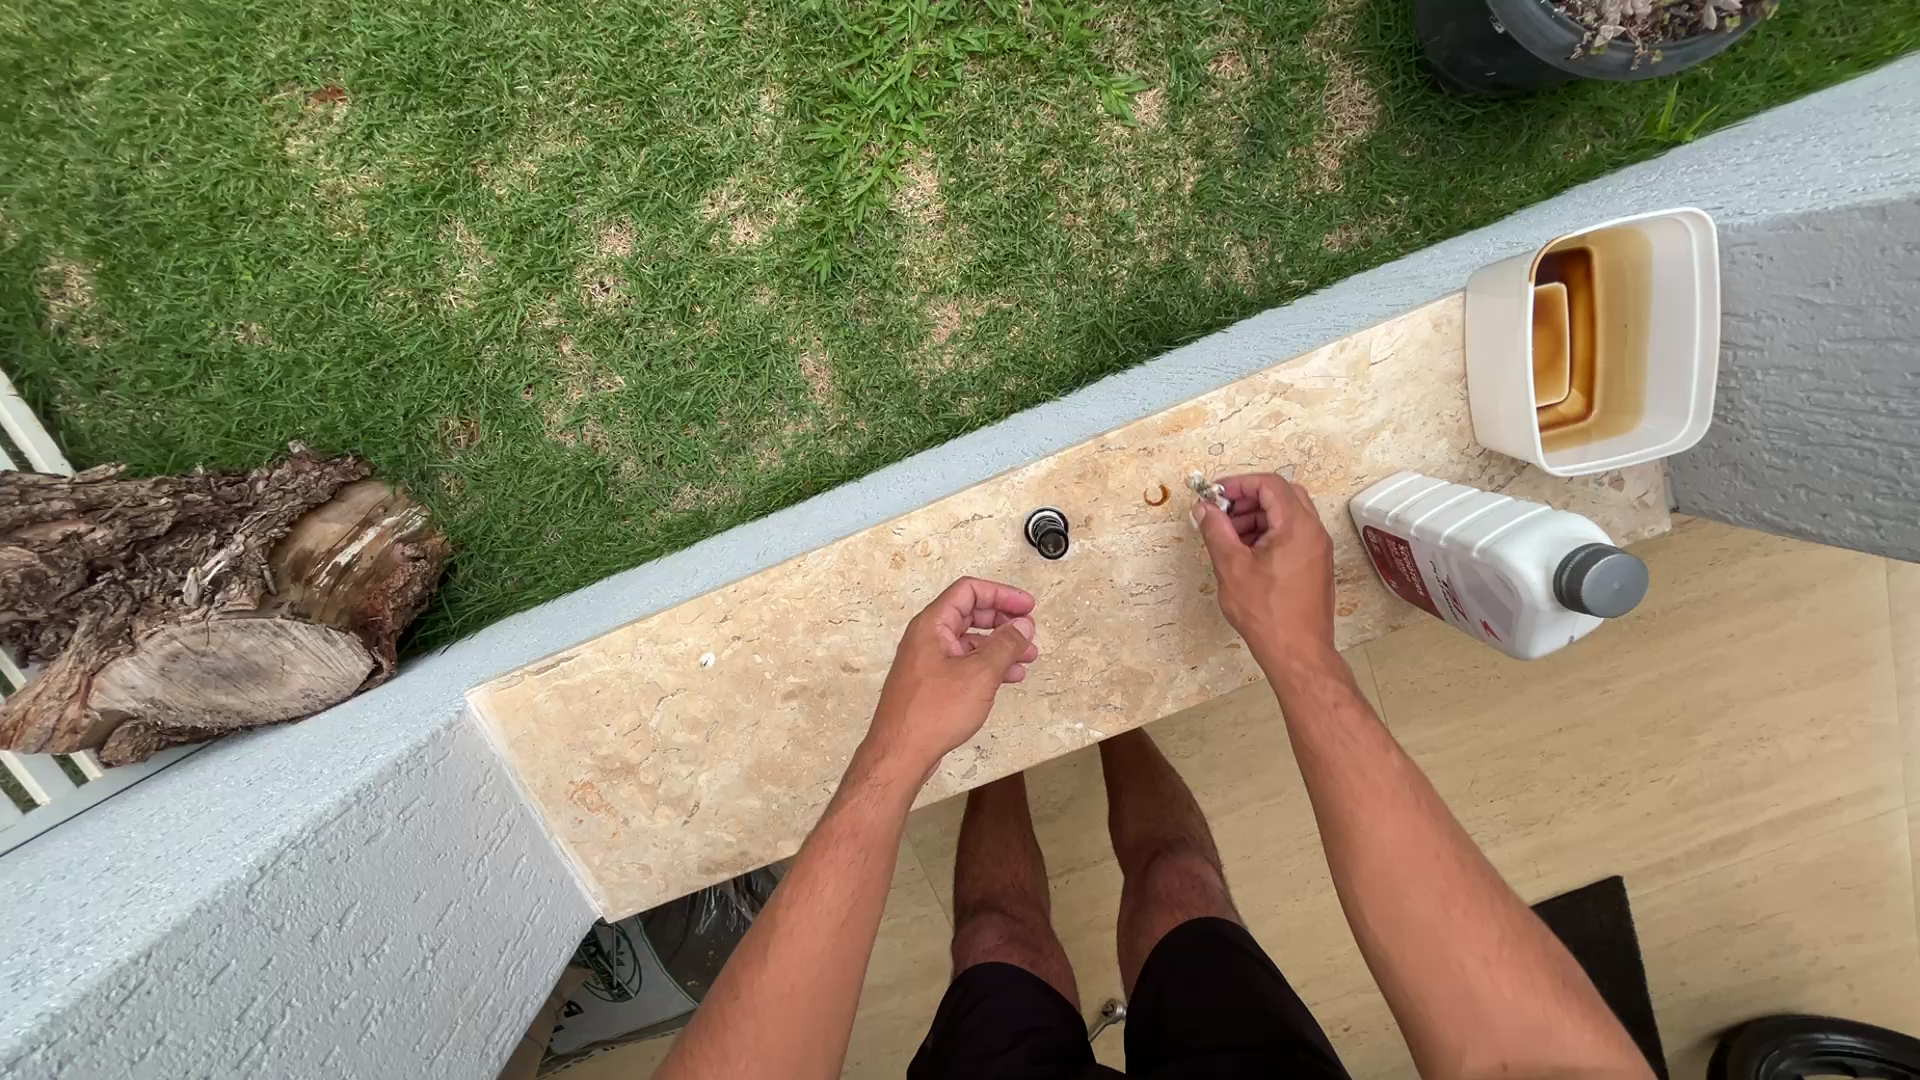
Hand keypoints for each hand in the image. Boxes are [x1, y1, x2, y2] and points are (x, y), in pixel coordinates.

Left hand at [858, 577, 1038, 784]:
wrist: (901, 753)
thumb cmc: (932, 712)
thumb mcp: (980, 674)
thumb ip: (1005, 645)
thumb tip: (1022, 626)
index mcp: (933, 624)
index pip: (969, 591)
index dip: (1001, 594)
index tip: (1027, 606)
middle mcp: (928, 637)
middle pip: (970, 613)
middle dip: (1003, 620)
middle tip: (1029, 631)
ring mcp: (929, 661)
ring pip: (970, 641)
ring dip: (1000, 646)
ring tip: (1028, 657)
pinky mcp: (933, 683)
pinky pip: (965, 663)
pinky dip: (989, 665)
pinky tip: (1009, 677)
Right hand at [1192, 474, 1337, 667]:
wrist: (1297, 650)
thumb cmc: (1266, 611)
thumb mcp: (1231, 566)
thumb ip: (1216, 530)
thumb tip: (1205, 508)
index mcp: (1297, 526)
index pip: (1270, 484)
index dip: (1239, 484)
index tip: (1214, 494)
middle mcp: (1314, 532)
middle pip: (1282, 494)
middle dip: (1248, 498)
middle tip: (1221, 512)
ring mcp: (1317, 548)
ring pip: (1287, 514)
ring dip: (1257, 516)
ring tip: (1229, 536)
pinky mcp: (1314, 564)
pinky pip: (1292, 533)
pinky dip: (1268, 532)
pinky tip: (1246, 553)